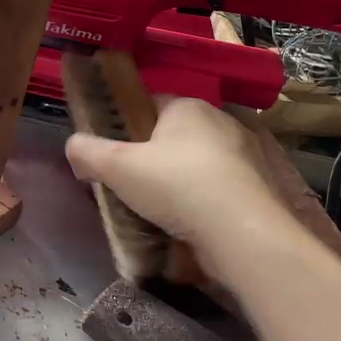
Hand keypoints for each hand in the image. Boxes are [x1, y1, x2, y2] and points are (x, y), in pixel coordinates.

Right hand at [64, 97, 299, 265]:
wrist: (245, 236)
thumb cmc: (175, 185)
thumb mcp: (114, 166)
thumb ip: (85, 151)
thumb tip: (74, 148)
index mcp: (188, 106)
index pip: (150, 104)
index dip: (128, 125)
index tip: (115, 151)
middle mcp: (223, 123)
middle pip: (175, 135)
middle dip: (155, 155)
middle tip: (132, 181)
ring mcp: (251, 157)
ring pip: (201, 164)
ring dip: (182, 181)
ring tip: (161, 208)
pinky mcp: (266, 191)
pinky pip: (224, 190)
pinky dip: (207, 202)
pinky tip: (191, 224)